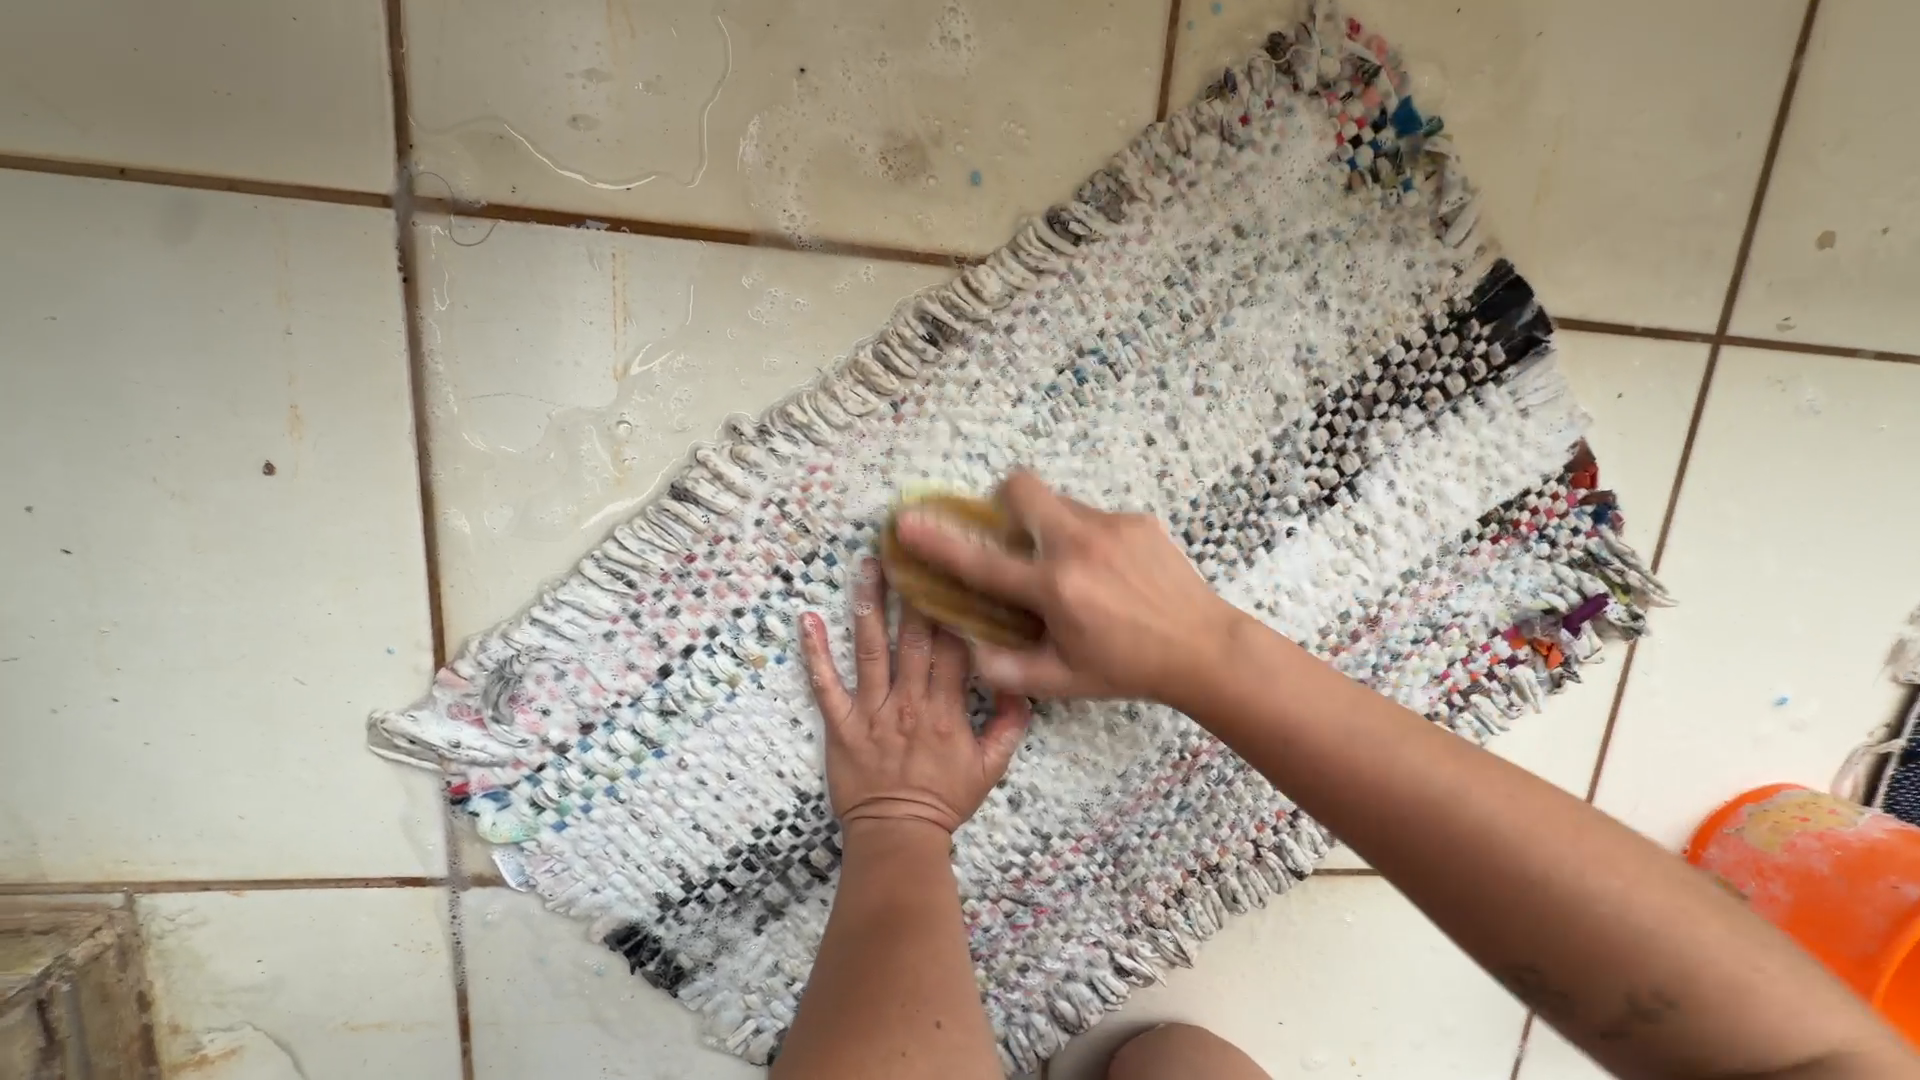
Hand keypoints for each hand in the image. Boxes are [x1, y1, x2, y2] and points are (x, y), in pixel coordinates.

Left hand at [799, 558, 1031, 833]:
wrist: (898, 836)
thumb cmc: (944, 801)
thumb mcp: (991, 767)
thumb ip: (1010, 726)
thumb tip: (1022, 686)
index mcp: (946, 709)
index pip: (954, 649)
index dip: (955, 610)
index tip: (954, 574)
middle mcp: (909, 701)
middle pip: (914, 639)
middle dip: (913, 593)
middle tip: (910, 551)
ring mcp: (872, 710)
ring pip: (871, 649)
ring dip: (869, 606)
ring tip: (867, 565)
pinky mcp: (841, 724)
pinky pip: (826, 685)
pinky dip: (815, 653)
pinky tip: (807, 620)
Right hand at [894, 470, 1244, 705]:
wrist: (1203, 648)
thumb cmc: (1127, 668)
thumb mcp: (1062, 681)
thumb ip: (1006, 670)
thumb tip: (969, 651)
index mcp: (1055, 588)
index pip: (981, 562)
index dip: (937, 542)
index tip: (905, 520)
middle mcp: (1078, 545)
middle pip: (1022, 487)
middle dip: (1003, 499)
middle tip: (1012, 533)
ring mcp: (1111, 526)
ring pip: (1059, 503)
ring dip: (1049, 525)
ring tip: (1073, 568)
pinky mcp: (1138, 521)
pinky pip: (1094, 517)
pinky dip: (1086, 538)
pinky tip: (1109, 573)